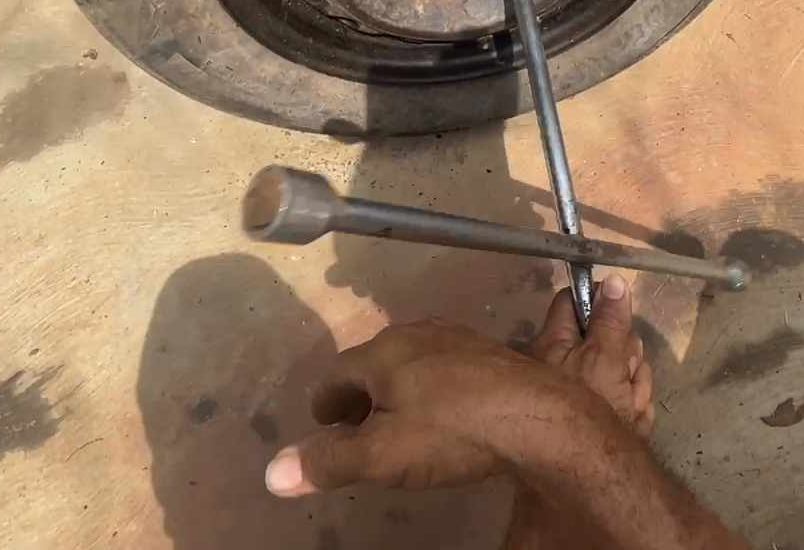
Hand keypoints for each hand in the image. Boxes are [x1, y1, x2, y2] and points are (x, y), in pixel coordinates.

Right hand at [265, 317, 600, 496]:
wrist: (532, 413)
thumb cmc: (449, 431)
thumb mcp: (381, 455)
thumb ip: (328, 460)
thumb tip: (271, 471)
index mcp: (384, 351)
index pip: (340, 371)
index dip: (327, 400)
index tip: (321, 420)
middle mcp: (417, 333)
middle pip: (375, 361)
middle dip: (360, 392)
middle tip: (351, 425)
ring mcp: (456, 337)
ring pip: (411, 359)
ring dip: (395, 386)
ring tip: (392, 418)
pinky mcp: (486, 351)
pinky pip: (442, 365)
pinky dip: (427, 385)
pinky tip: (440, 409)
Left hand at [529, 274, 654, 439]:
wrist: (593, 482)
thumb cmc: (586, 412)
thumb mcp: (602, 359)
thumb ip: (610, 320)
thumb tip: (613, 281)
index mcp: (554, 344)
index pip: (573, 302)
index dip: (598, 302)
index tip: (620, 315)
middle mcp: (560, 366)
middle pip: (605, 340)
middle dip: (625, 357)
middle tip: (626, 373)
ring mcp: (580, 395)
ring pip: (619, 373)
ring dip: (633, 388)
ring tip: (629, 408)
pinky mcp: (597, 420)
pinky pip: (624, 403)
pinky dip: (632, 413)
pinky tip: (631, 426)